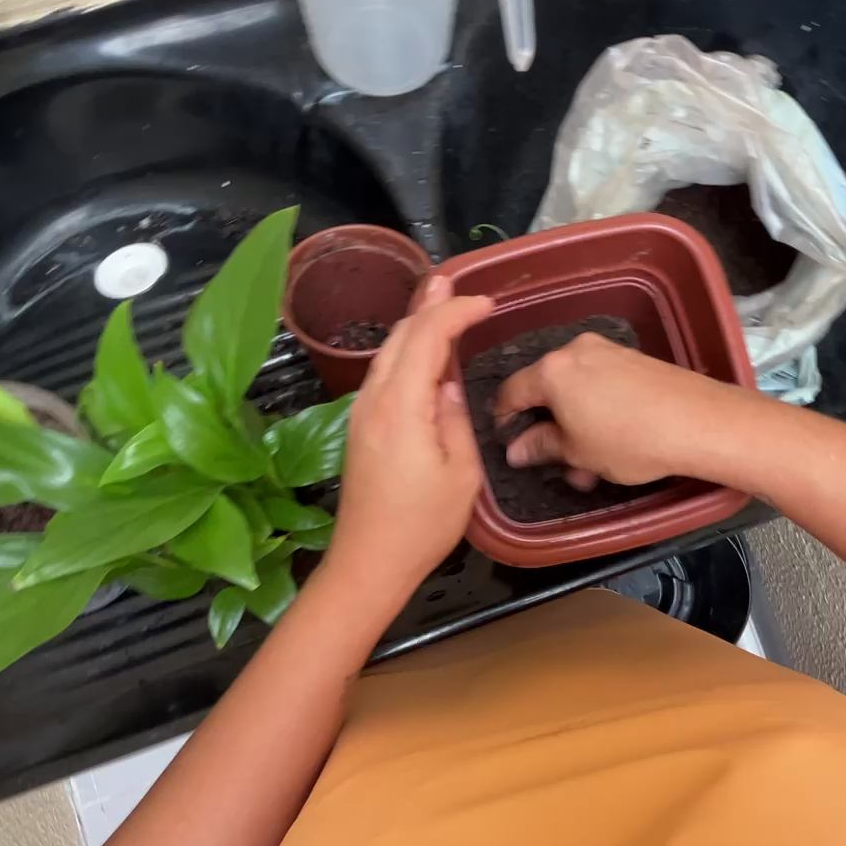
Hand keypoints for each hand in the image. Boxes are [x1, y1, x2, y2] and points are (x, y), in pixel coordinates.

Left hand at [325, 277, 492, 599]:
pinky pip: (383, 376)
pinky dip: (405, 353)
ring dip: (414, 327)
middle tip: (454, 284)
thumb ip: (454, 419)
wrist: (369, 561)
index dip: (455, 313)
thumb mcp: (460, 474)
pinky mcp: (360, 429)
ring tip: (439, 305)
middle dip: (428, 306)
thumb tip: (448, 387)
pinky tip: (421, 355)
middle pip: (399, 337)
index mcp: (401, 407)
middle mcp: (374, 400)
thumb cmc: (422, 524)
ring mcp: (362, 414)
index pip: (427, 339)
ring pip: (386, 354)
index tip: (486, 303)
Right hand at [493, 332, 760, 488]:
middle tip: (556, 463)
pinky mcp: (633, 360)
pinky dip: (596, 411)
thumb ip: (540, 446)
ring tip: (590, 464)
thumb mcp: (577, 451)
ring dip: (574, 425)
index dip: (503, 420)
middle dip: (547, 428)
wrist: (698, 422)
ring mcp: (608, 351)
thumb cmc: (627, 440)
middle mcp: (575, 351)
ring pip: (576, 390)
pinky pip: (600, 384)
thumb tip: (515, 449)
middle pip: (546, 389)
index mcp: (552, 371)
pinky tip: (611, 442)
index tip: (507, 442)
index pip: (511, 392)